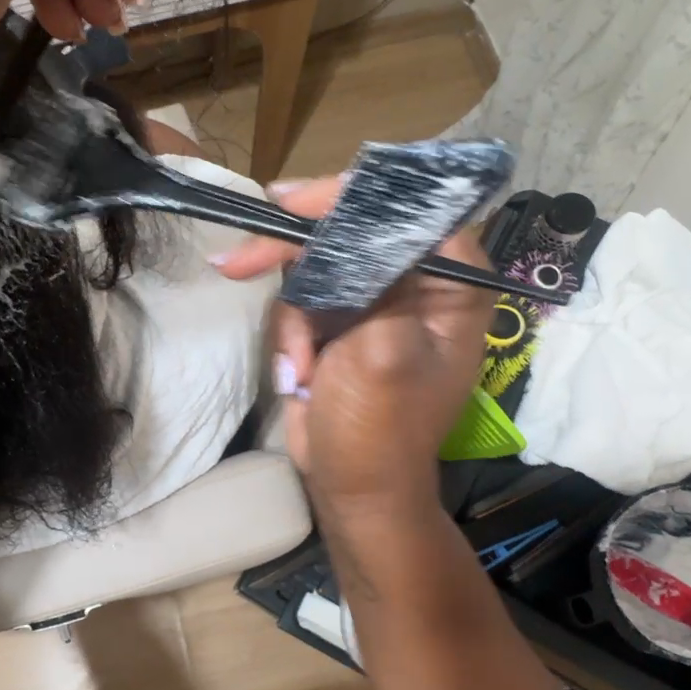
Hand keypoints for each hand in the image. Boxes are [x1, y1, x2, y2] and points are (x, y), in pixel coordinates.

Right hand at [217, 177, 496, 526]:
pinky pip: (300, 303)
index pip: (405, 209)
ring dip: (293, 321)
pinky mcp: (340, 325)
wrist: (352, 490)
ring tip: (297, 371)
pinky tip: (296, 378)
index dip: (347, 199)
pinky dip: (289, 338)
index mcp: (452, 282)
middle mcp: (418, 282)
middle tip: (237, 261)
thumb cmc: (382, 430)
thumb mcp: (383, 351)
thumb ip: (375, 276)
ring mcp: (375, 303)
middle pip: (349, 231)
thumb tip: (354, 212)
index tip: (288, 205)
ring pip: (314, 268)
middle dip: (295, 258)